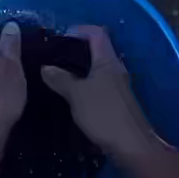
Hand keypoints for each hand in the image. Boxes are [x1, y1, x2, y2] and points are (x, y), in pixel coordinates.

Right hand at [40, 25, 156, 155]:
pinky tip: (70, 94)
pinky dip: (83, 83)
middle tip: (54, 56)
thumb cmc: (104, 114)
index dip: (79, 30)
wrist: (132, 147)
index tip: (59, 38)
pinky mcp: (116, 102)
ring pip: (96, 68)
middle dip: (75, 49)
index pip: (96, 33)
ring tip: (57, 74)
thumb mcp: (76, 95)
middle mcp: (115, 69)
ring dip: (78, 68)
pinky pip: (97, 84)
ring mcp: (117, 86)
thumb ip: (60, 78)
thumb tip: (45, 67)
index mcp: (107, 61)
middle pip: (97, 49)